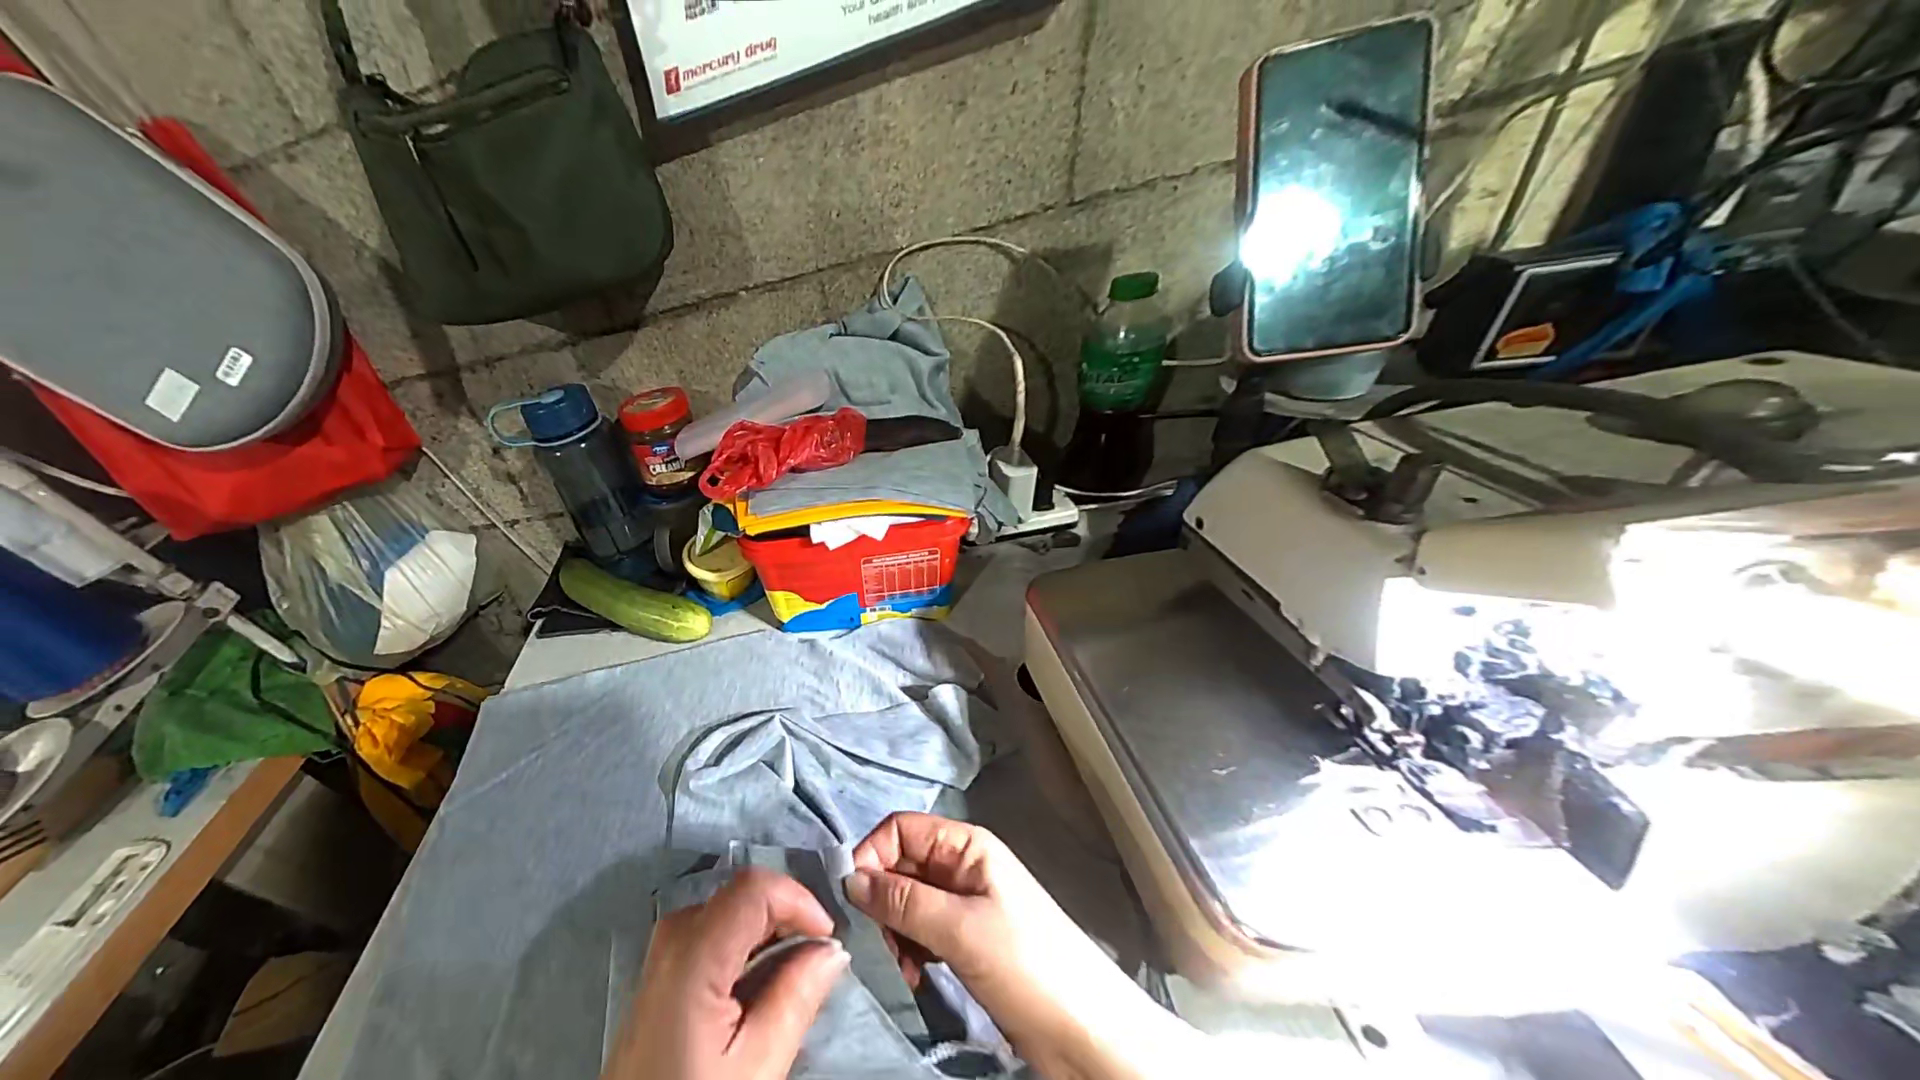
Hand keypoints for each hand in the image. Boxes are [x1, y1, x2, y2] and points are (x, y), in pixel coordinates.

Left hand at [604, 867, 849, 1079]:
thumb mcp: (756, 1066)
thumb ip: (796, 998)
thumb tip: (832, 950)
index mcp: (693, 957)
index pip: (754, 887)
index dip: (799, 900)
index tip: (825, 938)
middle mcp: (673, 940)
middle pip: (743, 893)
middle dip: (788, 914)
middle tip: (816, 956)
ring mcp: (663, 954)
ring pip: (731, 908)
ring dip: (770, 928)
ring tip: (795, 971)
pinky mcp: (663, 972)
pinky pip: (715, 929)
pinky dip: (748, 941)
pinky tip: (761, 980)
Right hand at [845, 813, 1198, 1079]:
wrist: (1082, 1027)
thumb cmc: (1027, 963)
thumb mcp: (961, 929)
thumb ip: (904, 901)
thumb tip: (850, 878)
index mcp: (967, 845)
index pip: (901, 829)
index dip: (873, 856)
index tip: (855, 899)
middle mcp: (962, 865)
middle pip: (900, 864)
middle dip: (883, 900)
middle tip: (887, 942)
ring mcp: (964, 902)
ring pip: (906, 900)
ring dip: (896, 930)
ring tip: (907, 965)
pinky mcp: (965, 937)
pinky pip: (920, 930)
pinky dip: (911, 948)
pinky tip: (917, 973)